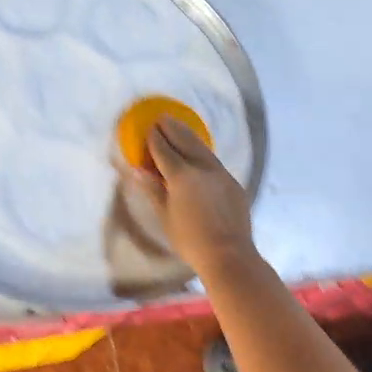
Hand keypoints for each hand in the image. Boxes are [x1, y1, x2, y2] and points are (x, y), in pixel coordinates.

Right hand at [133, 117, 256, 274]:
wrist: (229, 254)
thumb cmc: (189, 240)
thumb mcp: (165, 216)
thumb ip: (153, 190)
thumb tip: (139, 171)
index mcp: (181, 176)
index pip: (164, 150)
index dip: (155, 139)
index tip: (148, 129)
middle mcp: (202, 168)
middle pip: (185, 141)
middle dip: (172, 129)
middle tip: (162, 118)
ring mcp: (220, 173)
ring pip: (202, 148)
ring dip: (189, 135)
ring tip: (179, 127)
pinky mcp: (232, 182)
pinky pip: (213, 161)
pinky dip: (202, 152)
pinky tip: (198, 154)